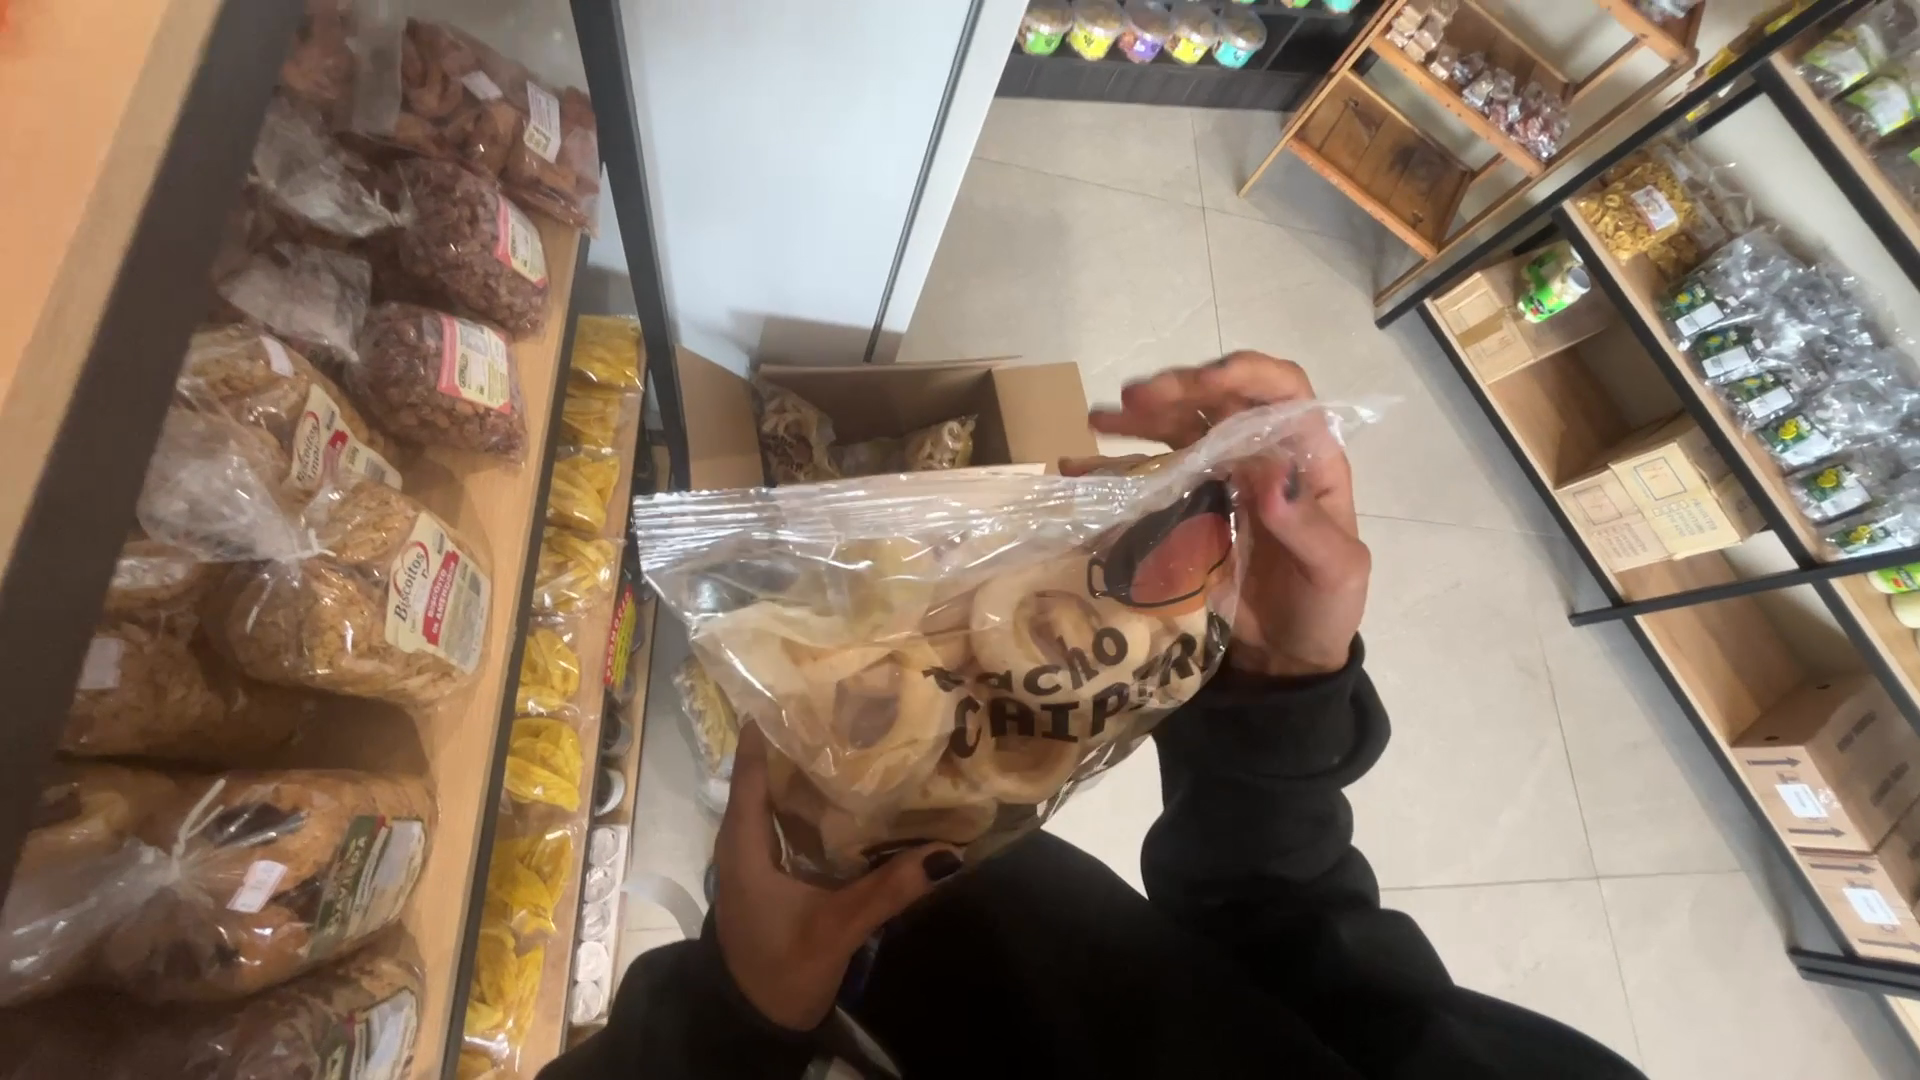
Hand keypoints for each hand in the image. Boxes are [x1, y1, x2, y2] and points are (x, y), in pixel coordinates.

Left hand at [713, 725, 963, 1030]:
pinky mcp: (780, 867)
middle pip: (772, 769)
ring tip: (861, 729)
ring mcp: (763, 851)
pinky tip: (861, 788)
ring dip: (817, 765)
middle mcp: (748, 834)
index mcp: (744, 840)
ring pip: (787, 793)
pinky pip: (799, 817)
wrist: (752, 1025)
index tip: (808, 684)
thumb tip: (950, 852)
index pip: (752, 764)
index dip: (773, 722)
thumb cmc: (778, 970)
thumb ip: (888, 891)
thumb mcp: (835, 929)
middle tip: (853, 699)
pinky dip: (824, 798)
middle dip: (807, 735)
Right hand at [1078, 351, 1368, 677]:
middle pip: (1217, 402)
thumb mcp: (1334, 573)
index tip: (1204, 383)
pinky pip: (1146, 478)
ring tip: (1099, 420)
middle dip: (1176, 391)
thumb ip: (1309, 530)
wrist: (1283, 655)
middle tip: (1132, 399)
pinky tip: (1078, 467)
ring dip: (1138, 418)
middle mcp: (1258, 456)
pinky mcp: (1183, 507)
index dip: (1245, 376)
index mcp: (1306, 458)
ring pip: (1177, 429)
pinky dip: (1112, 469)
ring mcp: (1217, 479)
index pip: (1282, 393)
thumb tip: (1269, 479)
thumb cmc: (1320, 608)